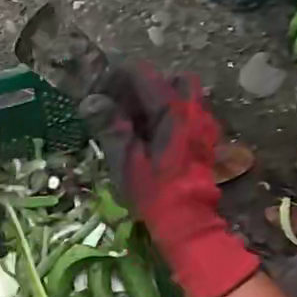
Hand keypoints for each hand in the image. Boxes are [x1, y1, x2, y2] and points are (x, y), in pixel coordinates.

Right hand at [79, 65, 258, 296]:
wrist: (189, 223)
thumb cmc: (155, 193)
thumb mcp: (126, 161)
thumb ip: (110, 127)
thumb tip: (91, 100)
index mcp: (171, 110)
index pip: (141, 73)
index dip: (115, 79)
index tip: (98, 96)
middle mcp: (192, 109)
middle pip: (165, 79)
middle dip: (139, 87)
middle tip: (119, 107)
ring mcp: (203, 123)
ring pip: (180, 94)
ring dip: (156, 101)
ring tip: (135, 123)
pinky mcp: (205, 139)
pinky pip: (187, 113)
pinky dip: (167, 116)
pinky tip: (152, 137)